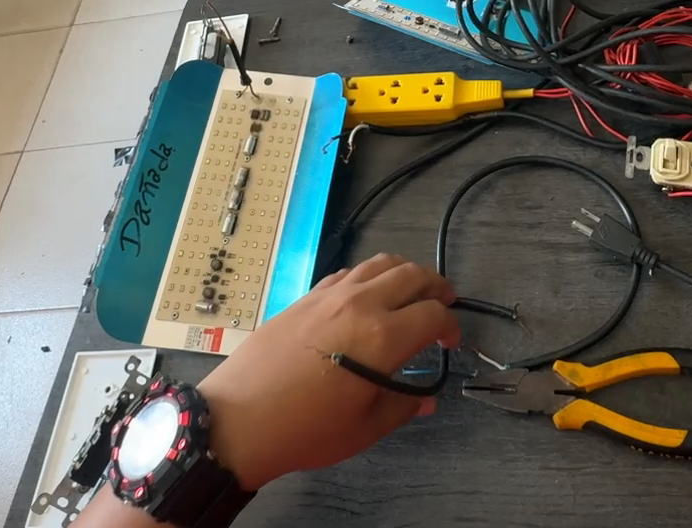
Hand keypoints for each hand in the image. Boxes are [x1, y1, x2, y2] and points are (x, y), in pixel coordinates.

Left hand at [199, 253, 459, 489]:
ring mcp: (333, 293)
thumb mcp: (363, 428)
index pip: (432, 315)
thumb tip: (425, 400)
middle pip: (413, 275)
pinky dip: (371, 274)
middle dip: (436, 286)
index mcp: (383, 336)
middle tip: (445, 300)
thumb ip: (401, 406)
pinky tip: (369, 292)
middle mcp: (362, 302)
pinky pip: (351, 270)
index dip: (449, 326)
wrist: (240, 417)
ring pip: (381, 262)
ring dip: (406, 272)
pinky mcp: (310, 293)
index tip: (450, 341)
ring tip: (413, 287)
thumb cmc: (307, 429)